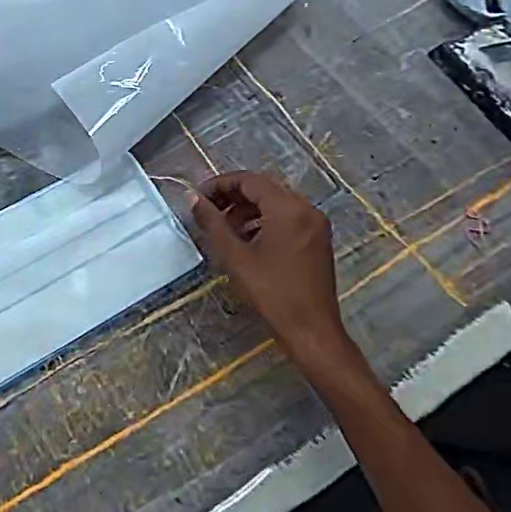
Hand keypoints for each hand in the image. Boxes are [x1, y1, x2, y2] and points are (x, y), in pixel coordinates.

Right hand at [190, 171, 346, 357]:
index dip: (219, 184)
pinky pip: (285, 217)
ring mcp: (315, 225)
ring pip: (274, 203)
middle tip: (206, 210)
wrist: (310, 330)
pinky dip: (262, 220)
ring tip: (222, 228)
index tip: (198, 198)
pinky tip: (245, 239)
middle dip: (231, 196)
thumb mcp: (234, 255)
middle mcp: (307, 210)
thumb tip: (193, 198)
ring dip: (245, 209)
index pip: (249, 181)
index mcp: (289, 209)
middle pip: (263, 189)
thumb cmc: (270, 291)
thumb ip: (212, 222)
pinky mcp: (317, 240)